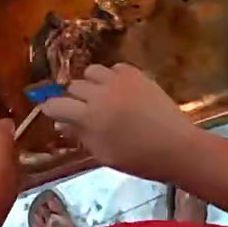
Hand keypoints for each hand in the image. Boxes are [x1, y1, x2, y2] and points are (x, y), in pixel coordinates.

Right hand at [39, 64, 198, 181]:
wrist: (176, 147)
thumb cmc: (138, 159)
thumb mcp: (103, 153)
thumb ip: (80, 135)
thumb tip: (61, 123)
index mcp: (89, 117)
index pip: (57, 105)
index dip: (51, 109)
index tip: (52, 112)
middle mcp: (100, 94)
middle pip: (74, 86)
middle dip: (73, 98)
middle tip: (82, 110)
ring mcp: (119, 81)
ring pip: (92, 71)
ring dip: (91, 83)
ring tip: (100, 96)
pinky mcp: (136, 74)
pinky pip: (114, 68)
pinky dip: (112, 77)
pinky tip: (119, 90)